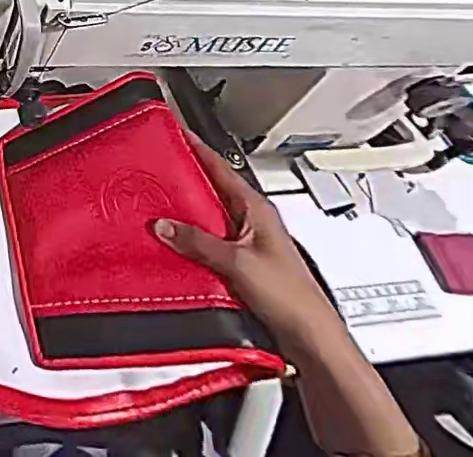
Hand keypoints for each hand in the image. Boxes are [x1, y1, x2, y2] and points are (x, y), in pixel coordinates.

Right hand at [153, 135, 340, 345]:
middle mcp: (252, 220)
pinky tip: (178, 248)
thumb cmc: (292, 297)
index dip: (198, 147)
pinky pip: (211, 244)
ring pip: (210, 218)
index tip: (177, 131)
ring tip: (161, 208)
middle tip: (160, 169)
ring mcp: (247, 242)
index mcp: (256, 207)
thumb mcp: (238, 262)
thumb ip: (199, 242)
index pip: (220, 166)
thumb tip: (166, 225)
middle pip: (212, 190)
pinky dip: (193, 241)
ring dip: (188, 215)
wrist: (312, 340)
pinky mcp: (243, 265)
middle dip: (186, 179)